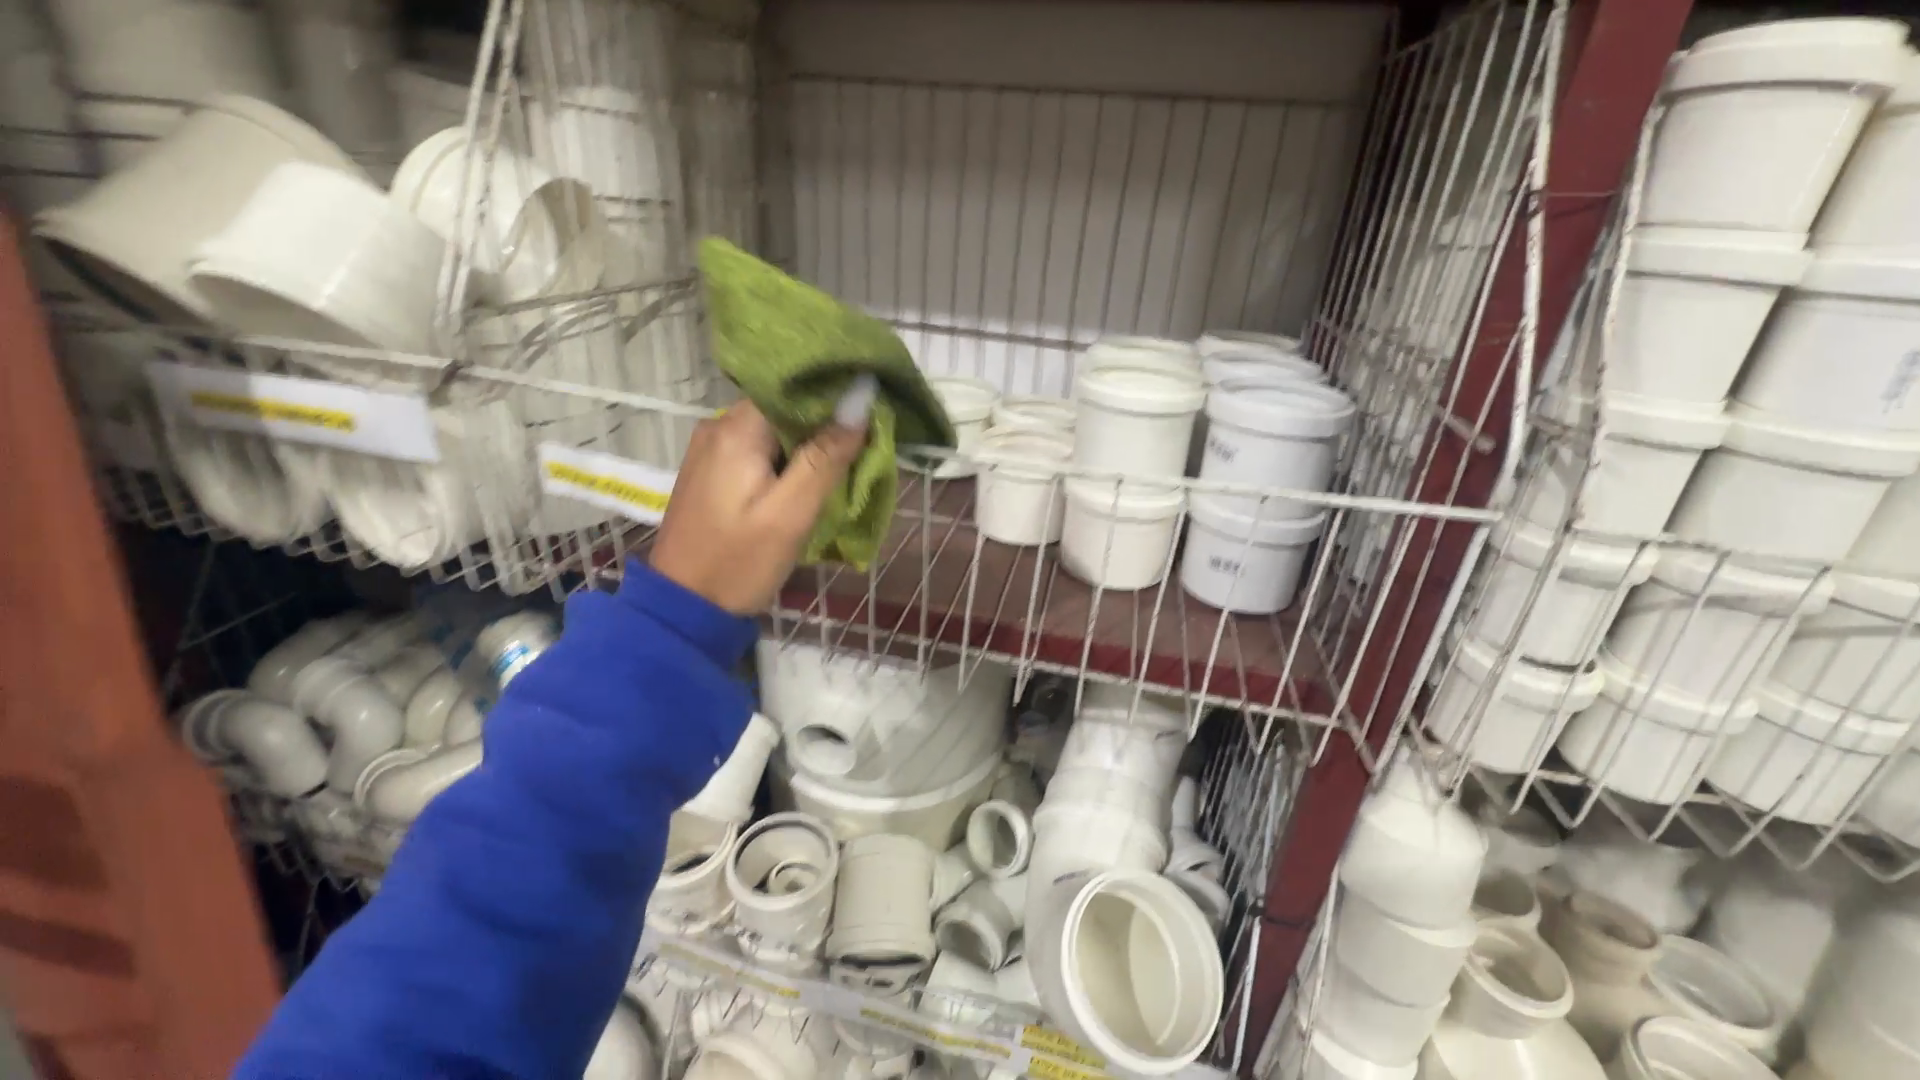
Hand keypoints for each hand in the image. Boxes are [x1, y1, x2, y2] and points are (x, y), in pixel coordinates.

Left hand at [651, 401, 865, 613]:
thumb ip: (825, 457)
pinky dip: (784, 459)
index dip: (834, 398)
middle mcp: (718, 427)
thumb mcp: (791, 514)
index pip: (793, 389)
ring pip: (772, 429)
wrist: (683, 608)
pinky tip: (806, 480)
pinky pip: (757, 449)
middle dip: (823, 423)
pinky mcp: (710, 472)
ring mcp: (710, 449)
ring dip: (806, 443)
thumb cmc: (739, 562)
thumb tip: (859, 403)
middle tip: (862, 448)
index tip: (870, 415)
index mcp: (736, 429)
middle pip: (783, 407)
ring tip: (842, 465)